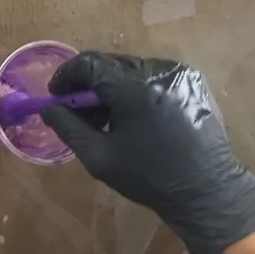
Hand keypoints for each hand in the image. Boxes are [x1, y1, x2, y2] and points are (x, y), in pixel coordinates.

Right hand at [40, 52, 254, 253]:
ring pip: (132, 68)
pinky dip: (137, 89)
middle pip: (110, 63)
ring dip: (113, 86)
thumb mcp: (99, 157)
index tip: (56, 96)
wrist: (206, 190)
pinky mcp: (193, 82)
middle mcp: (158, 71)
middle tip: (80, 112)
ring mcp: (179, 74)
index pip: (88, 63)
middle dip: (89, 84)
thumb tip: (48, 108)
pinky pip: (154, 75)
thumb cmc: (148, 178)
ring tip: (110, 118)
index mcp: (133, 88)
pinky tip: (136, 117)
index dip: (66, 77)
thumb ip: (69, 127)